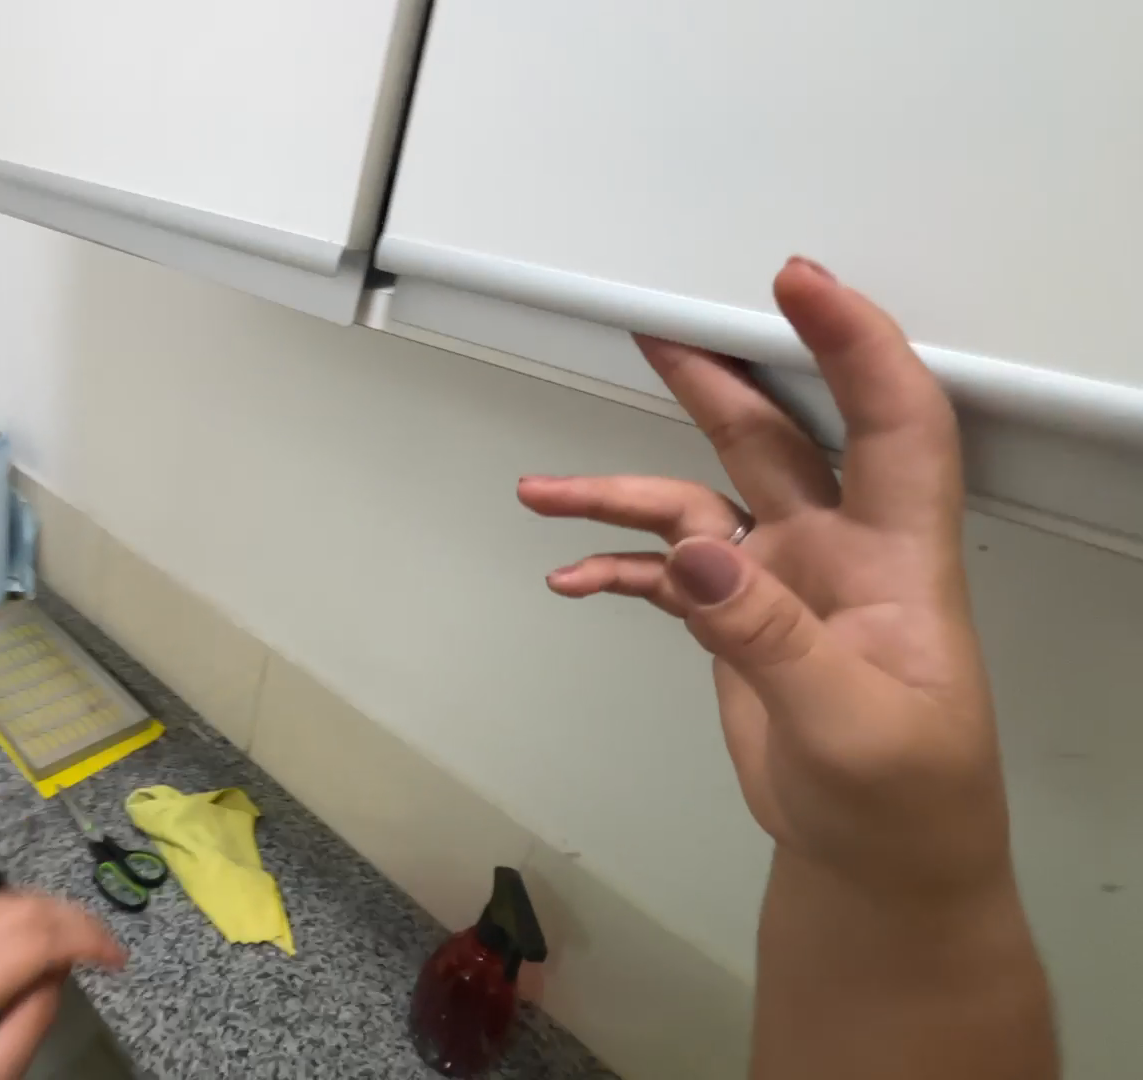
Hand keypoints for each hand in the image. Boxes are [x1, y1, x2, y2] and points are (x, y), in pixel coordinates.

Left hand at [0, 891, 125, 1079]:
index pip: (38, 937)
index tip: (120, 959)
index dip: (87, 937)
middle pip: (23, 909)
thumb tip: (60, 967)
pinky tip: (34, 936)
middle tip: (108, 949)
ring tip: (79, 940)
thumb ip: (28, 1024)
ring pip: (3, 900)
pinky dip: (17, 913)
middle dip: (74, 919)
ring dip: (48, 911)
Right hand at [518, 257, 1010, 898]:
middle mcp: (828, 554)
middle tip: (657, 339)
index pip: (891, 424)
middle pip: (767, 441)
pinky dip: (611, 570)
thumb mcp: (849, 723)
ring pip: (683, 509)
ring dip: (611, 499)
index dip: (852, 346)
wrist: (870, 850)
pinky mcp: (729, 617)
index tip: (797, 288)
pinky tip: (572, 579)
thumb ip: (771, 632)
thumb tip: (699, 554)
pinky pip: (656, 574)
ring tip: (542, 493)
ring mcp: (770, 582)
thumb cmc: (901, 797)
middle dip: (711, 383)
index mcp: (892, 562)